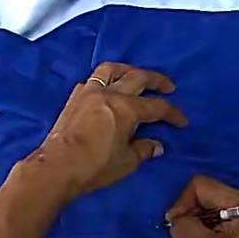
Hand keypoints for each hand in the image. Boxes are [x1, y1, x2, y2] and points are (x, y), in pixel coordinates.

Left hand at [25, 62, 187, 198]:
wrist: (57, 167)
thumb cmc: (95, 166)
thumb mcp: (127, 161)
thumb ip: (144, 149)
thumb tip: (156, 145)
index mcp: (127, 109)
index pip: (157, 107)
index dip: (173, 114)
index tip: (182, 122)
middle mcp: (110, 94)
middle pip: (139, 78)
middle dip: (158, 81)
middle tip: (168, 87)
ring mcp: (90, 92)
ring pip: (113, 69)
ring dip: (129, 70)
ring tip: (137, 76)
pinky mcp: (75, 97)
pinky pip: (94, 80)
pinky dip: (105, 80)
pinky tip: (108, 88)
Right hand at [166, 176, 238, 237]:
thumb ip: (187, 229)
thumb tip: (174, 220)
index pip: (200, 185)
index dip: (182, 203)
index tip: (176, 226)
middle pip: (206, 193)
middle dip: (189, 212)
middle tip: (183, 237)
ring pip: (211, 207)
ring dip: (197, 222)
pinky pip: (220, 218)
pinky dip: (207, 228)